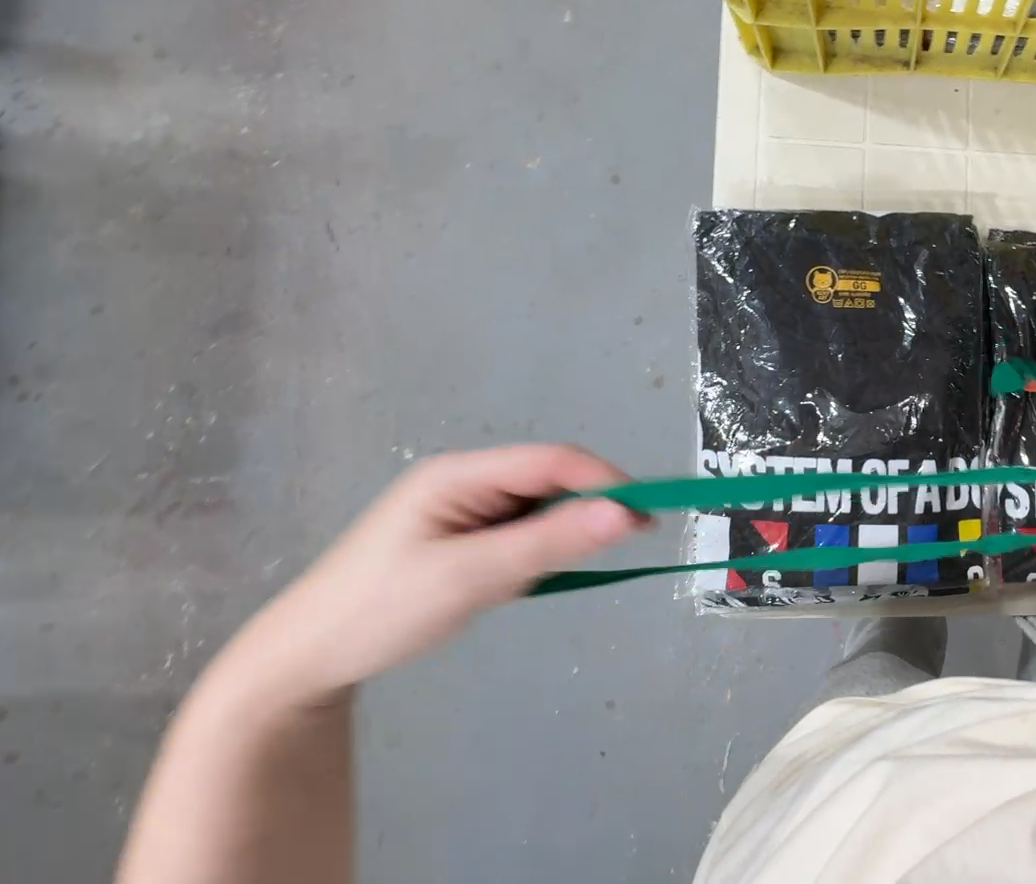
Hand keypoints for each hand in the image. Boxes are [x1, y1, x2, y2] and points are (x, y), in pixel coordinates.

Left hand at [207, 445, 648, 710]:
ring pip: (541, 512)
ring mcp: (466, 511)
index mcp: (461, 474)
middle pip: (551, 482)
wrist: (301, 663)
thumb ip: (551, 542)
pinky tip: (513, 585)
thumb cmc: (380, 611)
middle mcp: (468, 482)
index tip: (645, 519)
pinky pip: (524, 536)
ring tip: (528, 583)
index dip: (606, 482)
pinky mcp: (467, 540)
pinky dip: (535, 558)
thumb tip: (627, 514)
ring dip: (554, 542)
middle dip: (583, 514)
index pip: (554, 461)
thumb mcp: (471, 577)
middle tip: (605, 556)